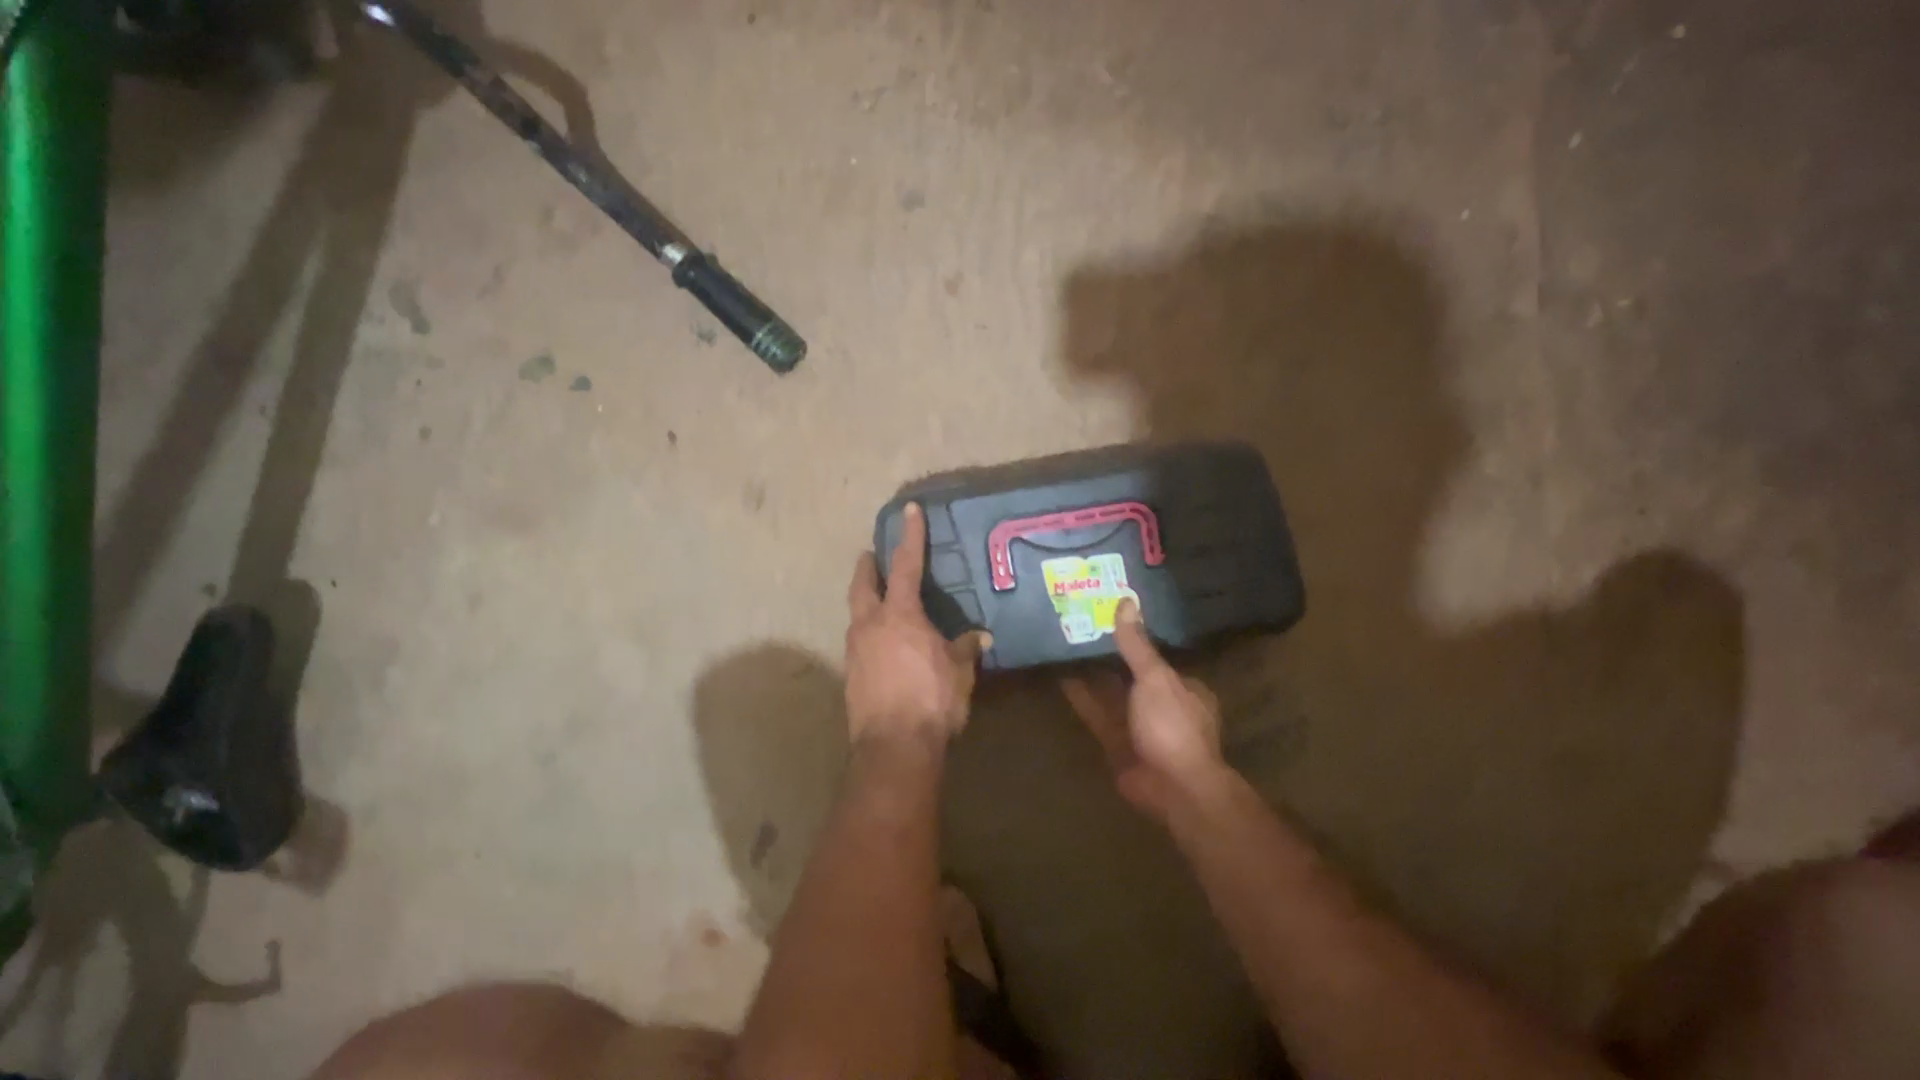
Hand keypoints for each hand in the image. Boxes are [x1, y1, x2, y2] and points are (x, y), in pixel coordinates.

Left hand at [845, 503, 990, 745]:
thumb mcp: (959, 672)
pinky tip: (882, 646)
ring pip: (857, 616)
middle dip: (868, 567)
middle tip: (871, 555)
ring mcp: (855, 652)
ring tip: (880, 602)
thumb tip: (980, 638)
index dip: (909, 537)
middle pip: (863, 586)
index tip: (909, 512)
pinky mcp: (851, 677)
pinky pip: (860, 645)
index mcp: (900, 614)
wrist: (894, 746)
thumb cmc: (932, 699)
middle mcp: (870, 625)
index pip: (906, 565)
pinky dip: (869, 635)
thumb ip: (966, 649)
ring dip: (866, 603)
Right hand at [1062, 600, 1227, 818]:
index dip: (1134, 639)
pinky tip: (1062, 679)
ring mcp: (1139, 728)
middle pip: (1131, 676)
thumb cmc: (1173, 725)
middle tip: (1079, 630)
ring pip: (1112, 697)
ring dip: (1091, 677)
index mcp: (1183, 688)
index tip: (1108, 619)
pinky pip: (1098, 716)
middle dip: (1108, 657)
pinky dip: (1082, 700)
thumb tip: (1126, 601)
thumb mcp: (1155, 677)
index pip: (1157, 658)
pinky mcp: (1117, 745)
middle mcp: (1162, 706)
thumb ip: (1137, 644)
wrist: (1174, 788)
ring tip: (1064, 647)